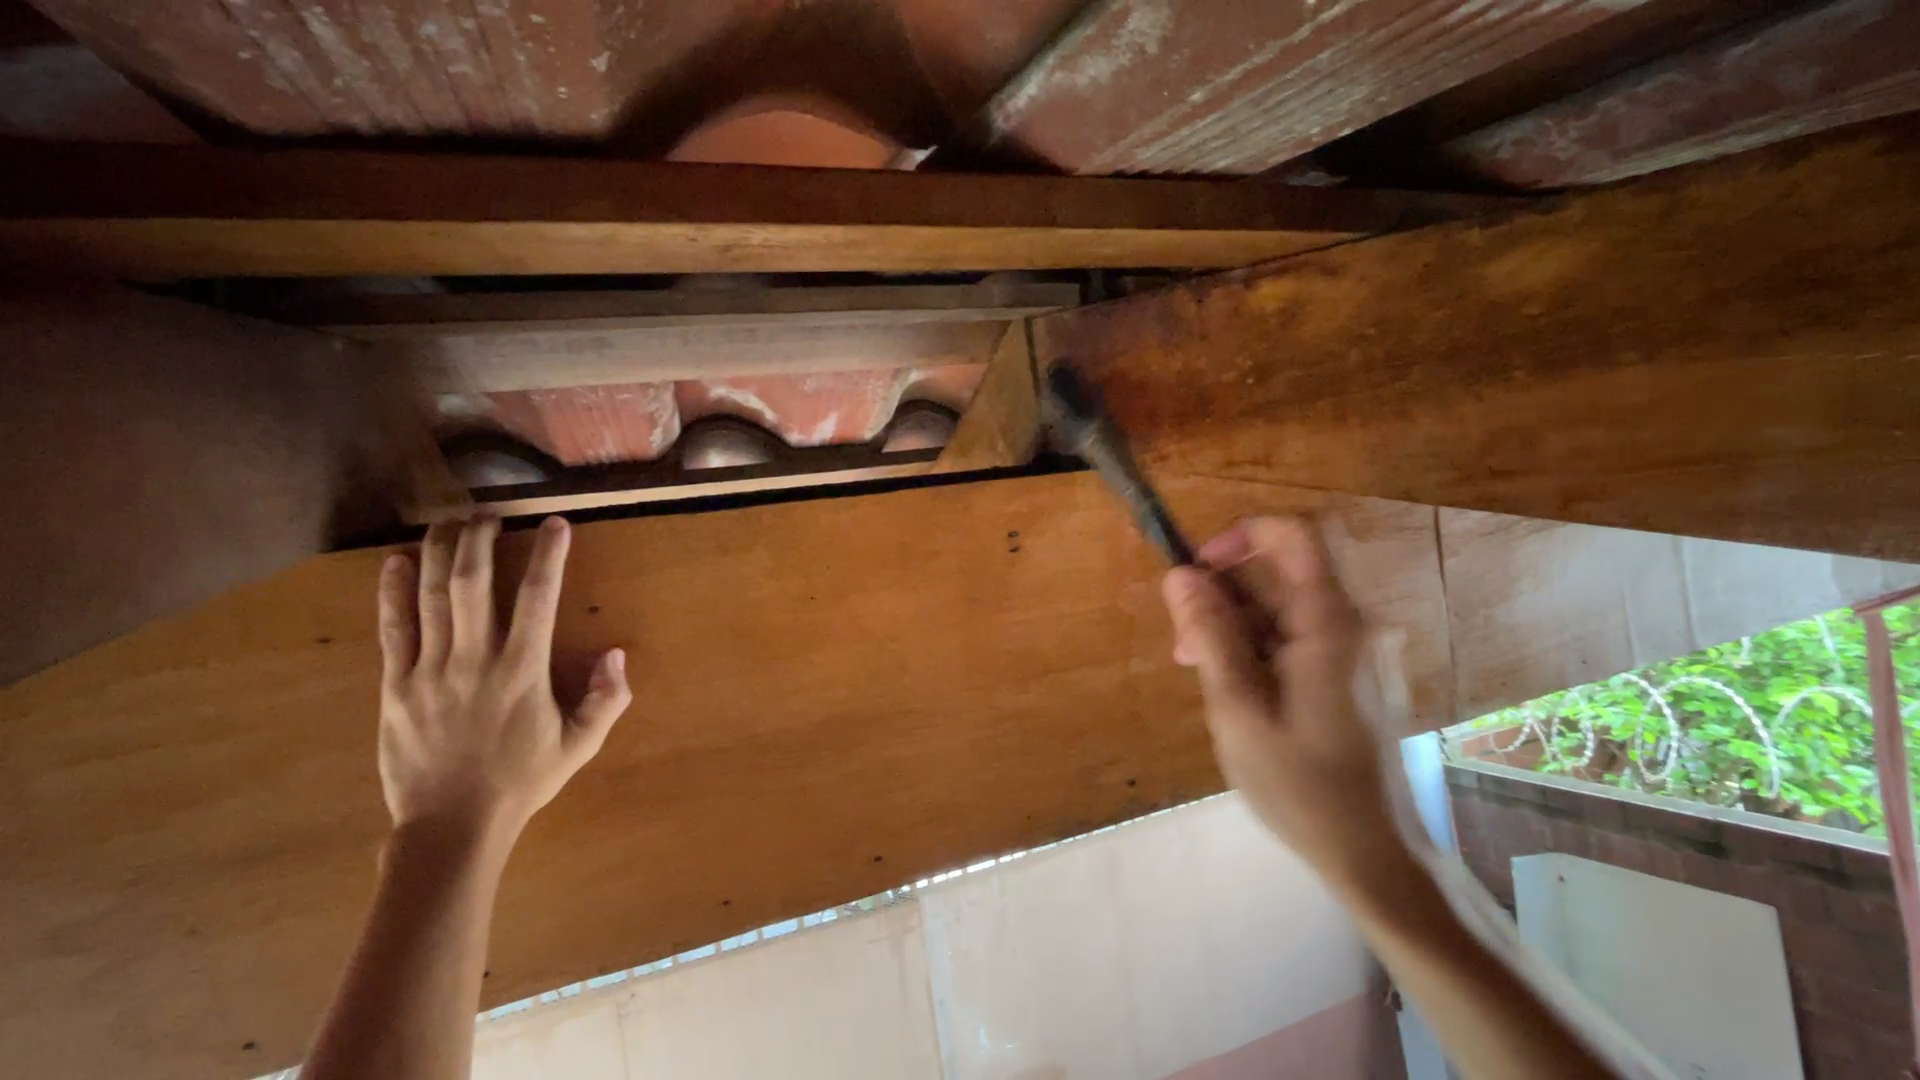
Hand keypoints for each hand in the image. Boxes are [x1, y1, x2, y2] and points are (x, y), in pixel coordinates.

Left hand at [376, 514, 631, 837]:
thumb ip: (606, 700)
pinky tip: (395, 561)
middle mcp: (474, 660)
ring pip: (430, 598)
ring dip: (439, 552)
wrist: (452, 825)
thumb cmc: (523, 781)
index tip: (554, 523)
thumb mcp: (579, 746)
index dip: (547, 556)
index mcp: (522, 672)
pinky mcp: (396, 686)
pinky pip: (392, 629)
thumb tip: (617, 654)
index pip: (537, 599)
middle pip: (472, 584)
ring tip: (449, 522)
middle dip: (481, 539)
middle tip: (489, 511)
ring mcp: (429, 670)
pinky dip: (392, 592)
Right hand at [1160, 517, 1402, 891]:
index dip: (1239, 536)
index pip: (1293, 533)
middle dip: (1222, 594)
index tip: (1196, 574)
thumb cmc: (1299, 784)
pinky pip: (1297, 638)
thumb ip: (1210, 635)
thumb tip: (1180, 575)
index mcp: (1328, 623)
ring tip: (1200, 673)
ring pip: (1284, 608)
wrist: (1371, 854)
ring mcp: (1354, 652)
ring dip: (1234, 626)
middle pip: (1281, 572)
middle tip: (1184, 646)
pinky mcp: (1351, 677)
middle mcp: (1349, 625)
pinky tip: (1235, 693)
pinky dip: (1257, 649)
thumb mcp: (1238, 708)